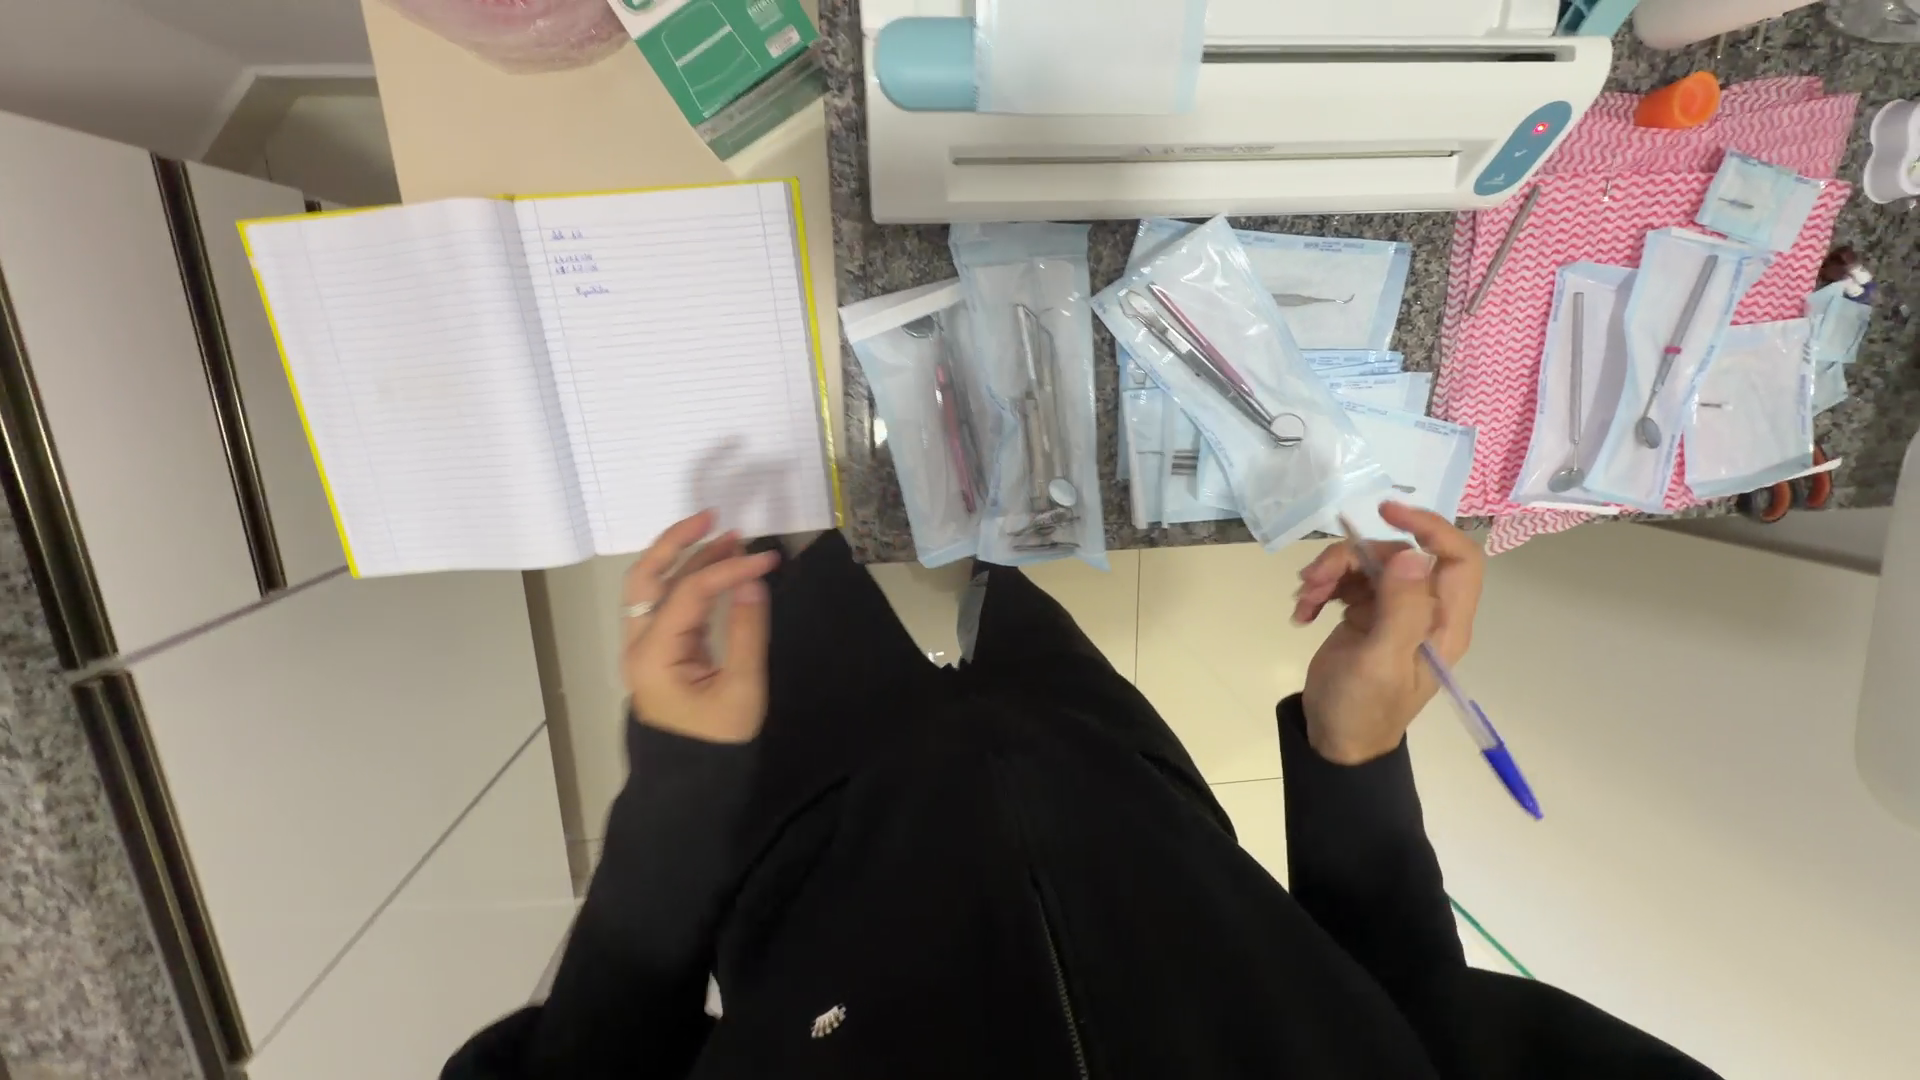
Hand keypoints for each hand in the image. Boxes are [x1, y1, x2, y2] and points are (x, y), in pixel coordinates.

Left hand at [621, 510, 779, 743]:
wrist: (693, 780)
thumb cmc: (718, 740)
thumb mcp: (741, 688)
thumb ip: (746, 631)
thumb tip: (752, 580)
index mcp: (654, 655)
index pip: (689, 592)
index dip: (728, 569)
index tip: (768, 558)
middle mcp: (639, 643)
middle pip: (645, 576)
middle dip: (677, 542)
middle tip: (714, 517)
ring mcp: (645, 646)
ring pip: (652, 586)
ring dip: (684, 557)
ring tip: (727, 537)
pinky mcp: (659, 650)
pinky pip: (667, 602)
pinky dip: (688, 578)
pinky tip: (717, 566)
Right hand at [1290, 502, 1484, 764]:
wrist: (1334, 740)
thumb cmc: (1362, 708)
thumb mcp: (1379, 661)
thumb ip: (1400, 609)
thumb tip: (1410, 554)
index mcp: (1443, 623)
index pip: (1457, 559)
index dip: (1430, 527)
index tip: (1386, 512)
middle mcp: (1423, 611)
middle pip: (1396, 557)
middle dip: (1350, 559)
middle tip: (1311, 580)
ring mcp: (1391, 612)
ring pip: (1365, 566)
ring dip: (1328, 574)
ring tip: (1302, 600)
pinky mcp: (1363, 616)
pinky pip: (1344, 584)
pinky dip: (1319, 591)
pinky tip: (1302, 613)